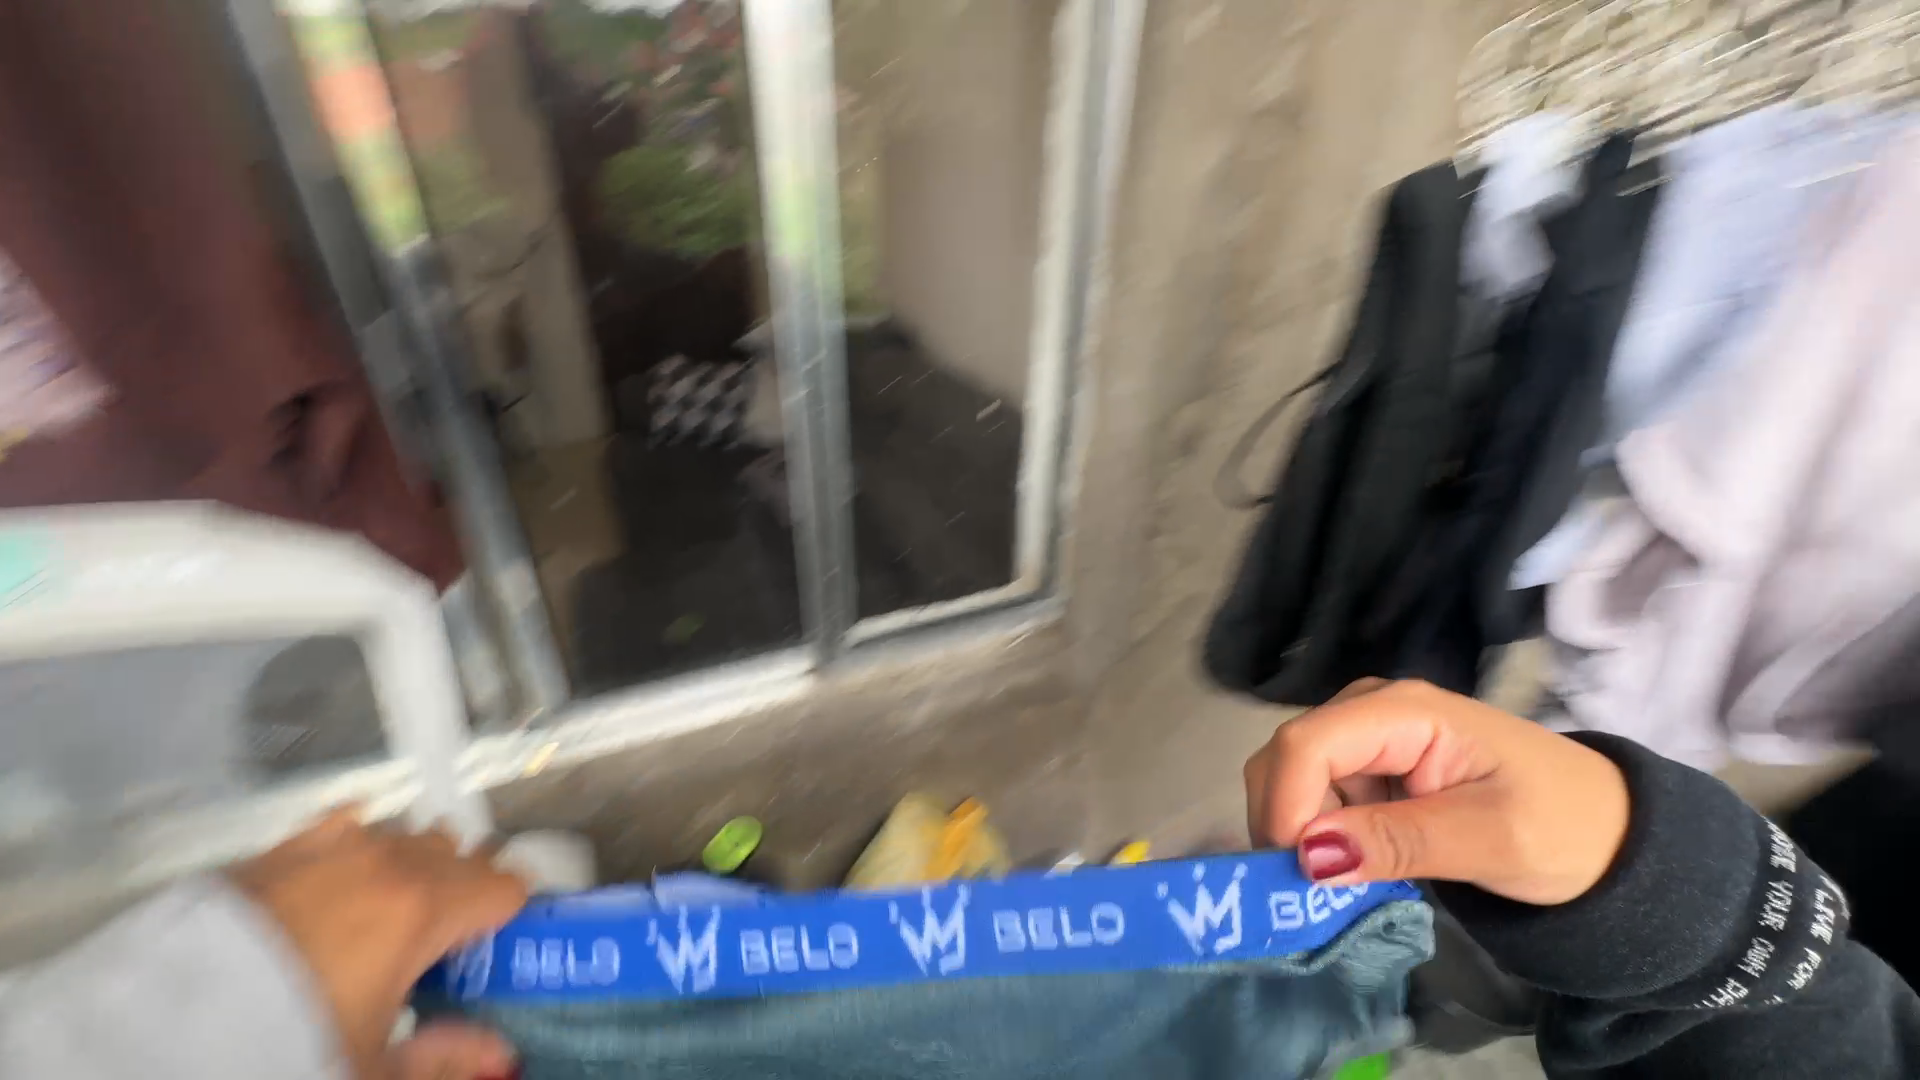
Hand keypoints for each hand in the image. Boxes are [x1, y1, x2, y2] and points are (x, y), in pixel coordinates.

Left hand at [229, 810, 528, 1079]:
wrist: (137, 1045)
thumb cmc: (275, 1052)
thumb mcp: (366, 1069)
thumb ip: (445, 1056)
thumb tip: (500, 1056)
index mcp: (426, 907)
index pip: (508, 885)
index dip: (507, 915)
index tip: (486, 947)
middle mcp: (393, 861)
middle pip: (463, 852)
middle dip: (463, 888)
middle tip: (434, 943)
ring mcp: (337, 846)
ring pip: (408, 835)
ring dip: (413, 865)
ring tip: (379, 918)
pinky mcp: (284, 846)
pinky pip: (349, 824)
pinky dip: (358, 846)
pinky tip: (335, 885)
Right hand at [1243, 678, 1631, 905]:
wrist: (1611, 832)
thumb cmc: (1569, 828)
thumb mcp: (1493, 842)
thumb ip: (1400, 843)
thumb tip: (1309, 855)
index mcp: (1402, 710)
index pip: (1308, 744)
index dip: (1288, 805)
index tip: (1298, 875)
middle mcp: (1366, 709)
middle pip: (1286, 757)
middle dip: (1287, 823)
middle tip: (1316, 889)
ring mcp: (1360, 735)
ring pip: (1287, 776)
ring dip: (1299, 833)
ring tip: (1343, 880)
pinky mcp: (1360, 762)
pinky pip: (1309, 793)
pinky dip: (1315, 835)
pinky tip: (1352, 862)